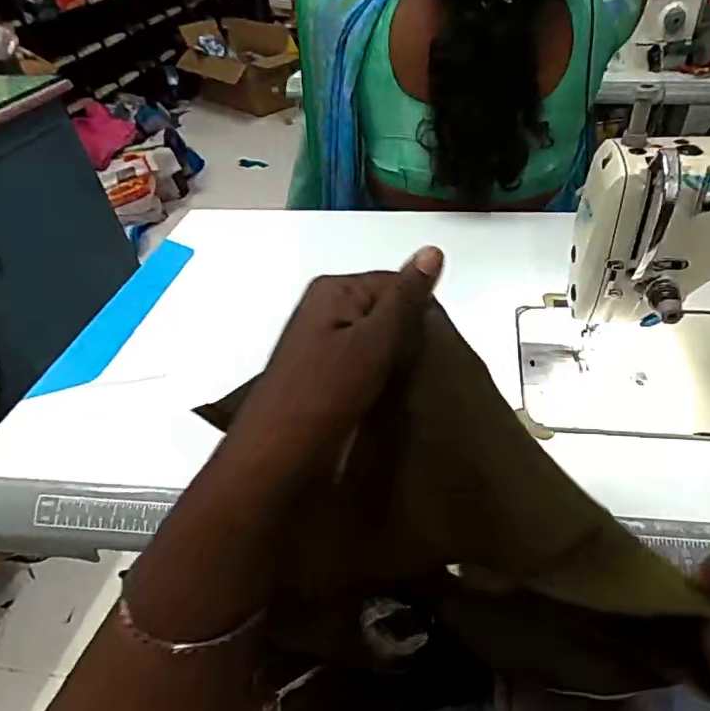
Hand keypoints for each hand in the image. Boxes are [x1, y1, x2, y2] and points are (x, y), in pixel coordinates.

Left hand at [233, 246, 442, 451]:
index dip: (419, 312)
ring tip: (401, 386)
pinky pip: (365, 368)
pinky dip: (380, 381)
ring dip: (395, 364)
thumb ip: (405, 298)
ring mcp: (323, 346)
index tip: (431, 342)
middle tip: (417, 368)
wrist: (277, 457)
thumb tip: (431, 253)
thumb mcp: (374, 341)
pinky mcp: (325, 377)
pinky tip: (387, 398)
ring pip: (378, 344)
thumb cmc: (319, 395)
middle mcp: (325, 313)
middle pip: (387, 314)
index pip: (397, 283)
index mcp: (333, 291)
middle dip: (407, 340)